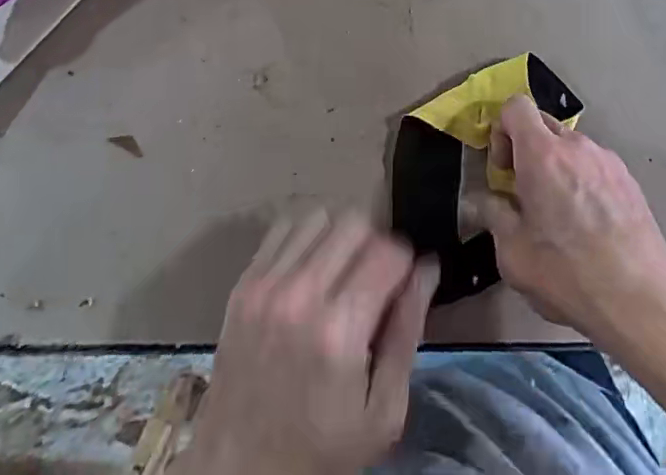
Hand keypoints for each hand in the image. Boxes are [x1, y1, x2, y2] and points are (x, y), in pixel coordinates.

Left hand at [175, 210, 438, 474]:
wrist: (236, 473)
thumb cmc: (321, 447)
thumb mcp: (384, 409)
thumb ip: (408, 330)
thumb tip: (428, 267)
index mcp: (339, 329)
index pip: (390, 250)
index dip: (406, 263)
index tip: (402, 287)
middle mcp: (300, 296)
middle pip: (356, 222)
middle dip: (377, 242)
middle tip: (376, 277)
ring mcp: (265, 286)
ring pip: (321, 215)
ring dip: (341, 234)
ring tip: (343, 270)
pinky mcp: (242, 286)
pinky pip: (283, 228)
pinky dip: (307, 236)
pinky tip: (312, 267)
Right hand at [478, 95, 665, 343]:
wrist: (639, 297)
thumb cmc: (568, 274)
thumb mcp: (513, 253)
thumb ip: (493, 215)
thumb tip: (484, 200)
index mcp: (543, 155)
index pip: (516, 107)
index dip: (501, 130)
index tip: (502, 169)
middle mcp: (578, 147)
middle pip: (543, 124)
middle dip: (527, 150)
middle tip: (524, 194)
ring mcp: (608, 160)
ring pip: (571, 148)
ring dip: (556, 167)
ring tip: (559, 215)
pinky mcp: (629, 179)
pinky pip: (594, 165)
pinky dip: (582, 180)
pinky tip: (587, 224)